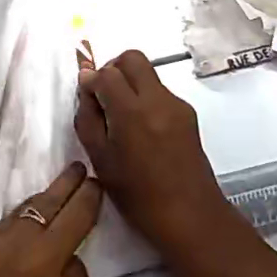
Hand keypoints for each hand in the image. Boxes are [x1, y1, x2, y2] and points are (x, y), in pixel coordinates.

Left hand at [0, 164, 100, 276]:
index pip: (81, 268)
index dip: (77, 270)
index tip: (72, 274)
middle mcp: (34, 265)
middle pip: (68, 218)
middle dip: (84, 196)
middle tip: (93, 177)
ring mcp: (1, 251)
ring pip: (36, 209)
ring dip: (55, 193)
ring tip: (70, 175)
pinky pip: (9, 221)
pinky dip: (26, 212)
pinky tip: (31, 209)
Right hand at [73, 50, 237, 262]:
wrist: (190, 217)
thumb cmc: (137, 195)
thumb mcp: (100, 159)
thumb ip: (88, 117)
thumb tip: (87, 86)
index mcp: (132, 111)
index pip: (106, 73)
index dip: (91, 80)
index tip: (86, 96)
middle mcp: (157, 99)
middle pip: (132, 58)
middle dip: (113, 69)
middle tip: (103, 95)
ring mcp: (177, 105)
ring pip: (148, 74)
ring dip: (130, 83)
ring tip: (121, 117)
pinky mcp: (188, 114)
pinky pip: (160, 92)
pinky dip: (145, 98)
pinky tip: (141, 130)